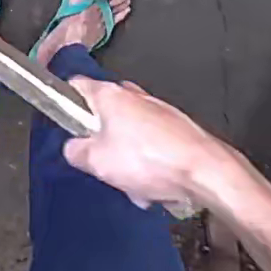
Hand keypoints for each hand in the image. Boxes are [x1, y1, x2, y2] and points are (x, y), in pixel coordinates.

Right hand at [62, 76, 227, 209]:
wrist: (206, 172)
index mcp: (108, 94)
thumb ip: (74, 151)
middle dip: (100, 142)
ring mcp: (156, 108)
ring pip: (127, 133)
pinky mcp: (174, 127)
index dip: (65, 102)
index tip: (66, 124)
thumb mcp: (96, 162)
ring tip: (136, 184)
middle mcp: (132, 94)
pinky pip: (150, 144)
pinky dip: (149, 162)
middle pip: (102, 115)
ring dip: (126, 158)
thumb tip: (73, 148)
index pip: (74, 85)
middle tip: (103, 164)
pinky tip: (156, 185)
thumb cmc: (150, 161)